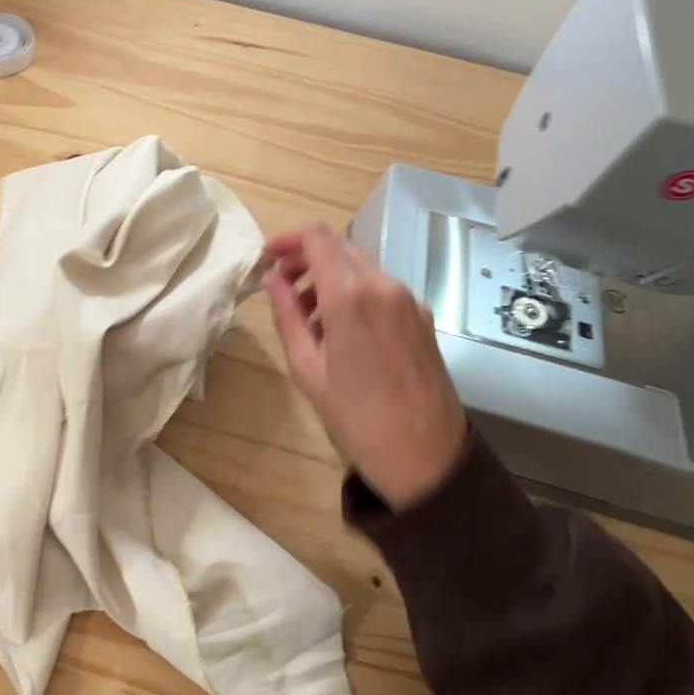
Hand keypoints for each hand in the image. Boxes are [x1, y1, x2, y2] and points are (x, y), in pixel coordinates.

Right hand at [262, 223, 466, 508]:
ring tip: (306, 318)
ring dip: (328, 277)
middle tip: (280, 287)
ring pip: (360, 266)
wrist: (426, 457)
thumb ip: (286, 316)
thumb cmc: (357, 418)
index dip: (287, 239)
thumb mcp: (307, 368)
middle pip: (340, 246)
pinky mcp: (422, 317)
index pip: (317, 237)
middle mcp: (384, 285)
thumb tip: (272, 280)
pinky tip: (340, 332)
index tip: (267, 258)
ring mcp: (408, 300)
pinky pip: (380, 288)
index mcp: (351, 295)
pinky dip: (353, 293)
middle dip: (306, 257)